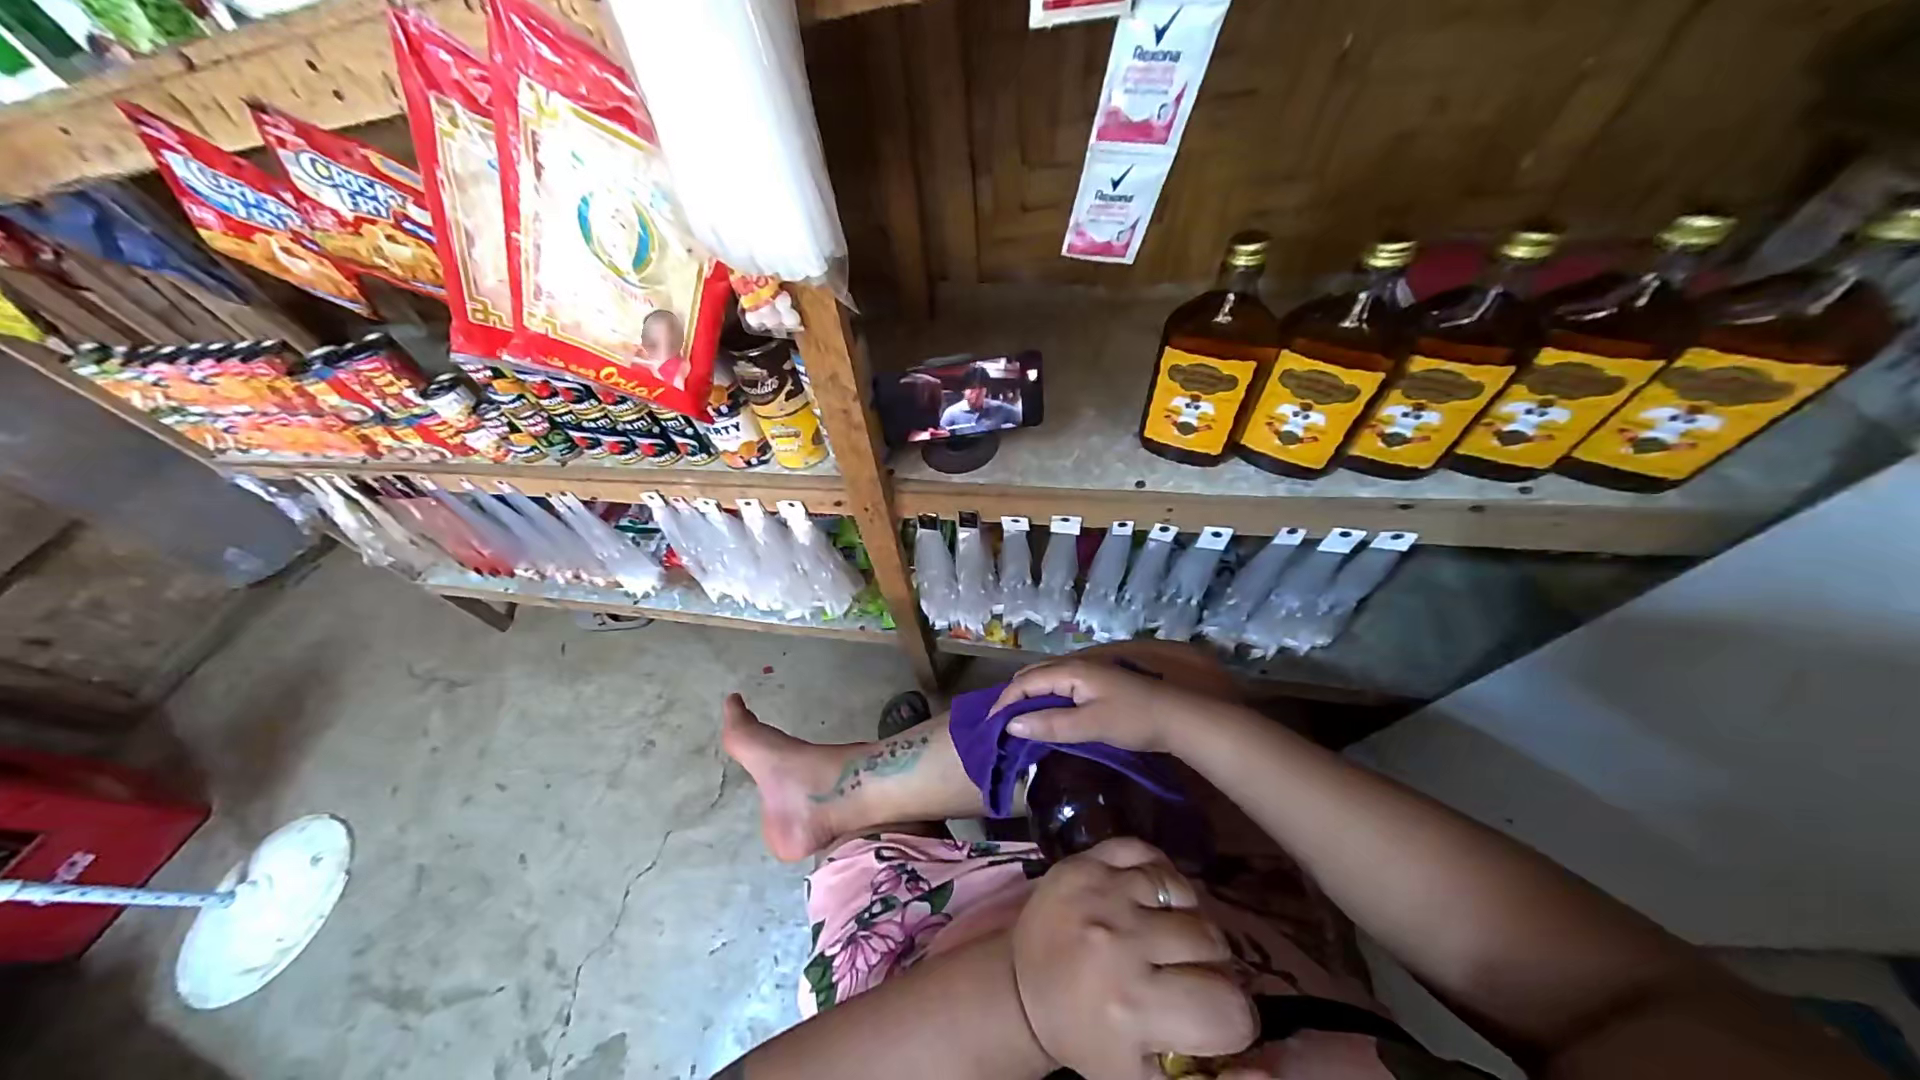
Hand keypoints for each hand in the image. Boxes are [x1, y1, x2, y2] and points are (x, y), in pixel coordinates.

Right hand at [990, 657, 1216, 752]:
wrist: (1178, 717)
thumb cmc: (1133, 720)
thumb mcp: (1091, 725)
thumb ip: (1051, 724)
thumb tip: (1012, 725)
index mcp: (1071, 670)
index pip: (1026, 682)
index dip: (1005, 702)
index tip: (991, 726)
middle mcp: (1075, 664)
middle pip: (1032, 674)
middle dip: (1012, 696)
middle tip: (999, 723)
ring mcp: (1087, 671)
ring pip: (1046, 677)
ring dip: (1027, 695)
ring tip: (1016, 719)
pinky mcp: (1096, 682)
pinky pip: (1058, 684)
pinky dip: (1043, 696)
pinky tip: (1044, 713)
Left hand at [1011, 837, 1254, 1079]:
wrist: (1020, 986)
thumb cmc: (1086, 1035)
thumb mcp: (1140, 1077)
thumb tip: (1263, 1070)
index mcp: (1131, 1006)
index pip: (1228, 1009)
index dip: (1233, 1018)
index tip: (1215, 1016)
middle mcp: (1118, 941)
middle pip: (1212, 943)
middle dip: (1210, 965)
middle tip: (1187, 974)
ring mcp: (1101, 891)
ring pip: (1186, 894)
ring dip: (1187, 918)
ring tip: (1167, 936)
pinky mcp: (1085, 860)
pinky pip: (1150, 853)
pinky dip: (1160, 874)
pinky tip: (1151, 898)